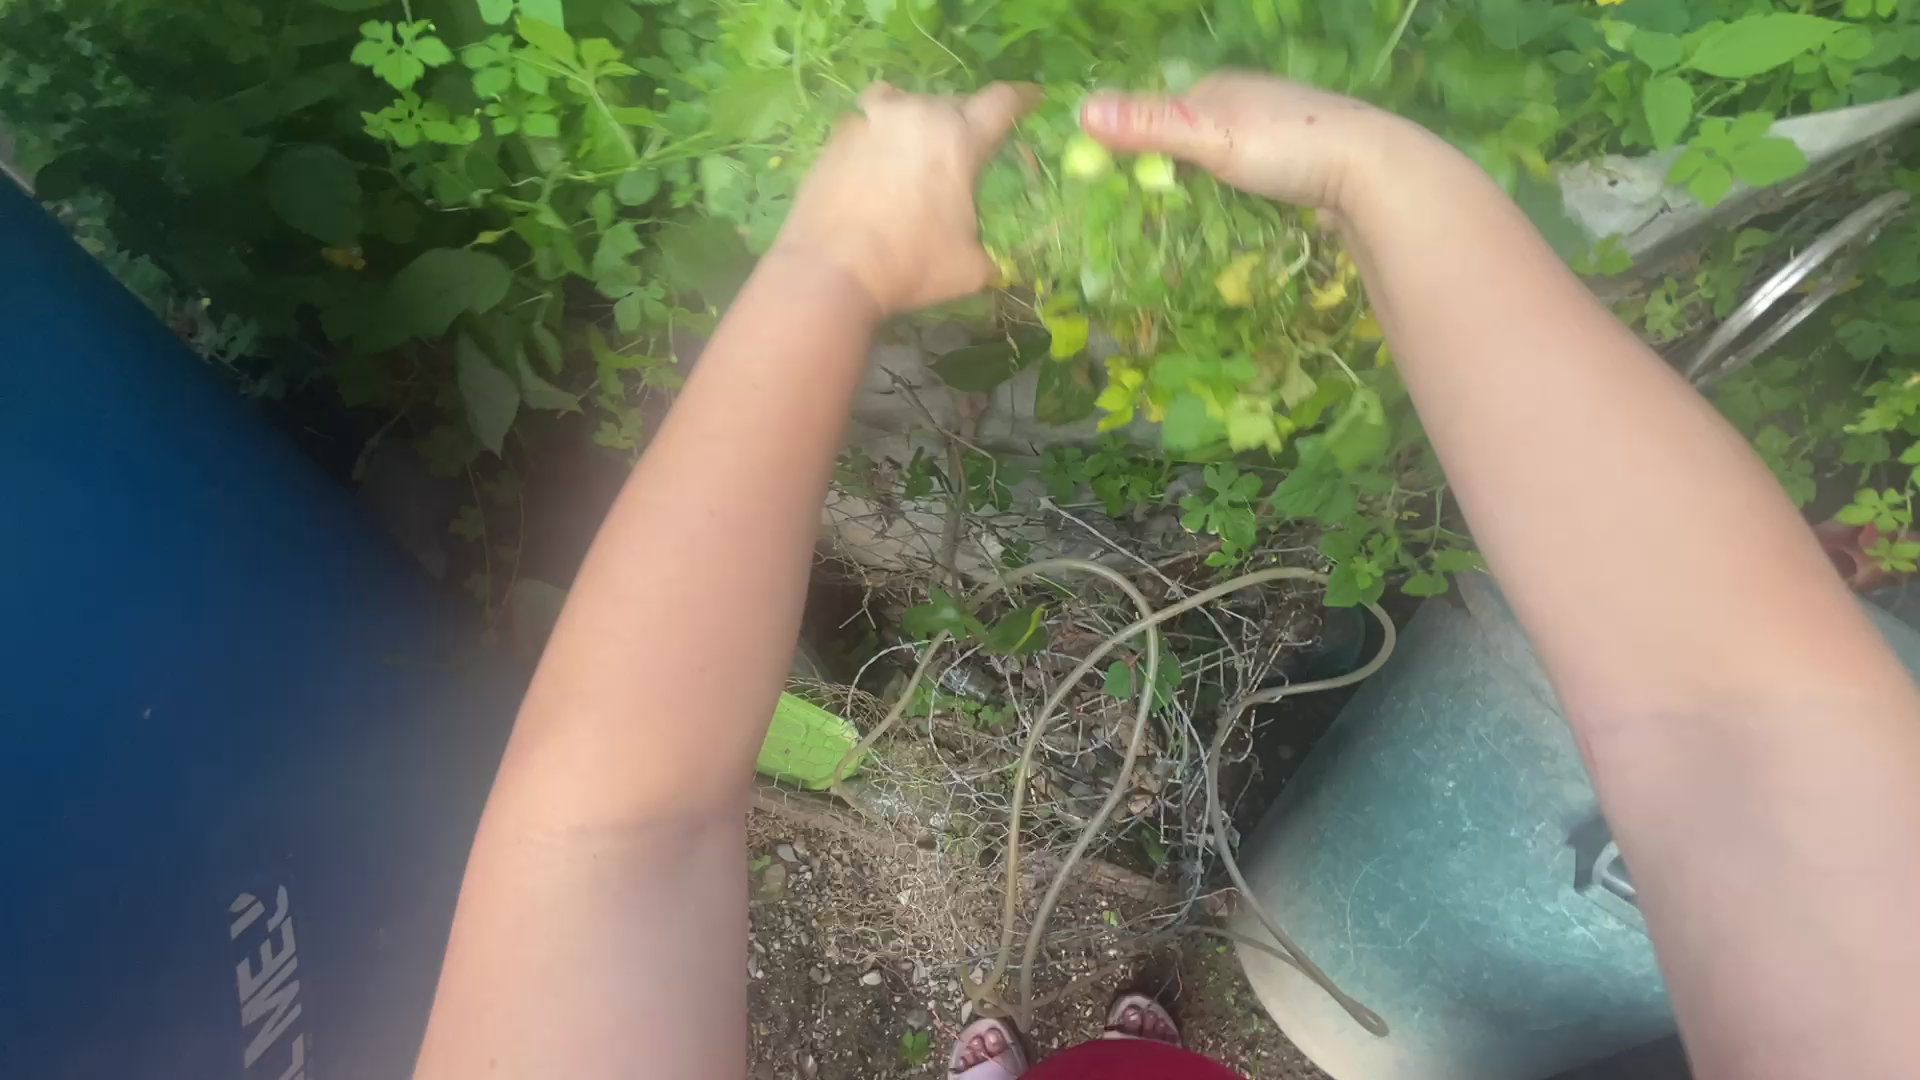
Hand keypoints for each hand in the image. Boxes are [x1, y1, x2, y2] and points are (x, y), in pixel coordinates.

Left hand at [771, 81, 1038, 316]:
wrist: (832, 270)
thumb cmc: (910, 267)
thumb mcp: (969, 271)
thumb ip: (990, 256)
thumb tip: (996, 264)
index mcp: (958, 139)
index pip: (1001, 103)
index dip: (1022, 99)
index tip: (1031, 99)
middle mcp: (915, 115)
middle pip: (952, 102)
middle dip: (965, 122)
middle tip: (967, 147)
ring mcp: (870, 121)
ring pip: (903, 102)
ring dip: (916, 118)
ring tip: (915, 144)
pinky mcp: (836, 138)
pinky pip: (867, 125)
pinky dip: (879, 139)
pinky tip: (876, 167)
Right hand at [1079, 72, 1398, 214]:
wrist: (1369, 171)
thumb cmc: (1285, 148)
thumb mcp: (1209, 137)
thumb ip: (1150, 128)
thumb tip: (1082, 111)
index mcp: (1219, 89)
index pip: (1158, 115)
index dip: (1130, 149)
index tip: (1110, 190)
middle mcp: (1243, 103)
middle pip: (1185, 139)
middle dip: (1161, 171)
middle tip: (1140, 216)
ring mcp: (1270, 132)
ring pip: (1213, 159)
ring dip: (1192, 186)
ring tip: (1176, 222)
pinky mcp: (1291, 162)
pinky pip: (1240, 177)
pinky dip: (1222, 195)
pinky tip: (1222, 216)